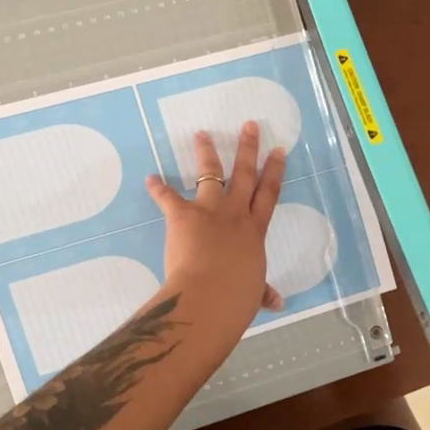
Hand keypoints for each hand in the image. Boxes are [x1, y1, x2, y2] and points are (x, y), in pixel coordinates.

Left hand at [147, 120, 287, 325]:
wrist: (212, 294)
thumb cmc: (237, 296)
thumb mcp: (254, 292)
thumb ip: (263, 292)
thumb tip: (277, 304)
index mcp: (255, 231)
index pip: (268, 194)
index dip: (275, 171)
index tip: (278, 151)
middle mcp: (236, 214)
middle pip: (245, 174)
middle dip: (248, 149)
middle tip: (250, 125)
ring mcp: (209, 211)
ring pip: (211, 174)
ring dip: (206, 153)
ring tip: (202, 134)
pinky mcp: (183, 215)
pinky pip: (168, 197)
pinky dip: (158, 188)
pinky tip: (150, 179)